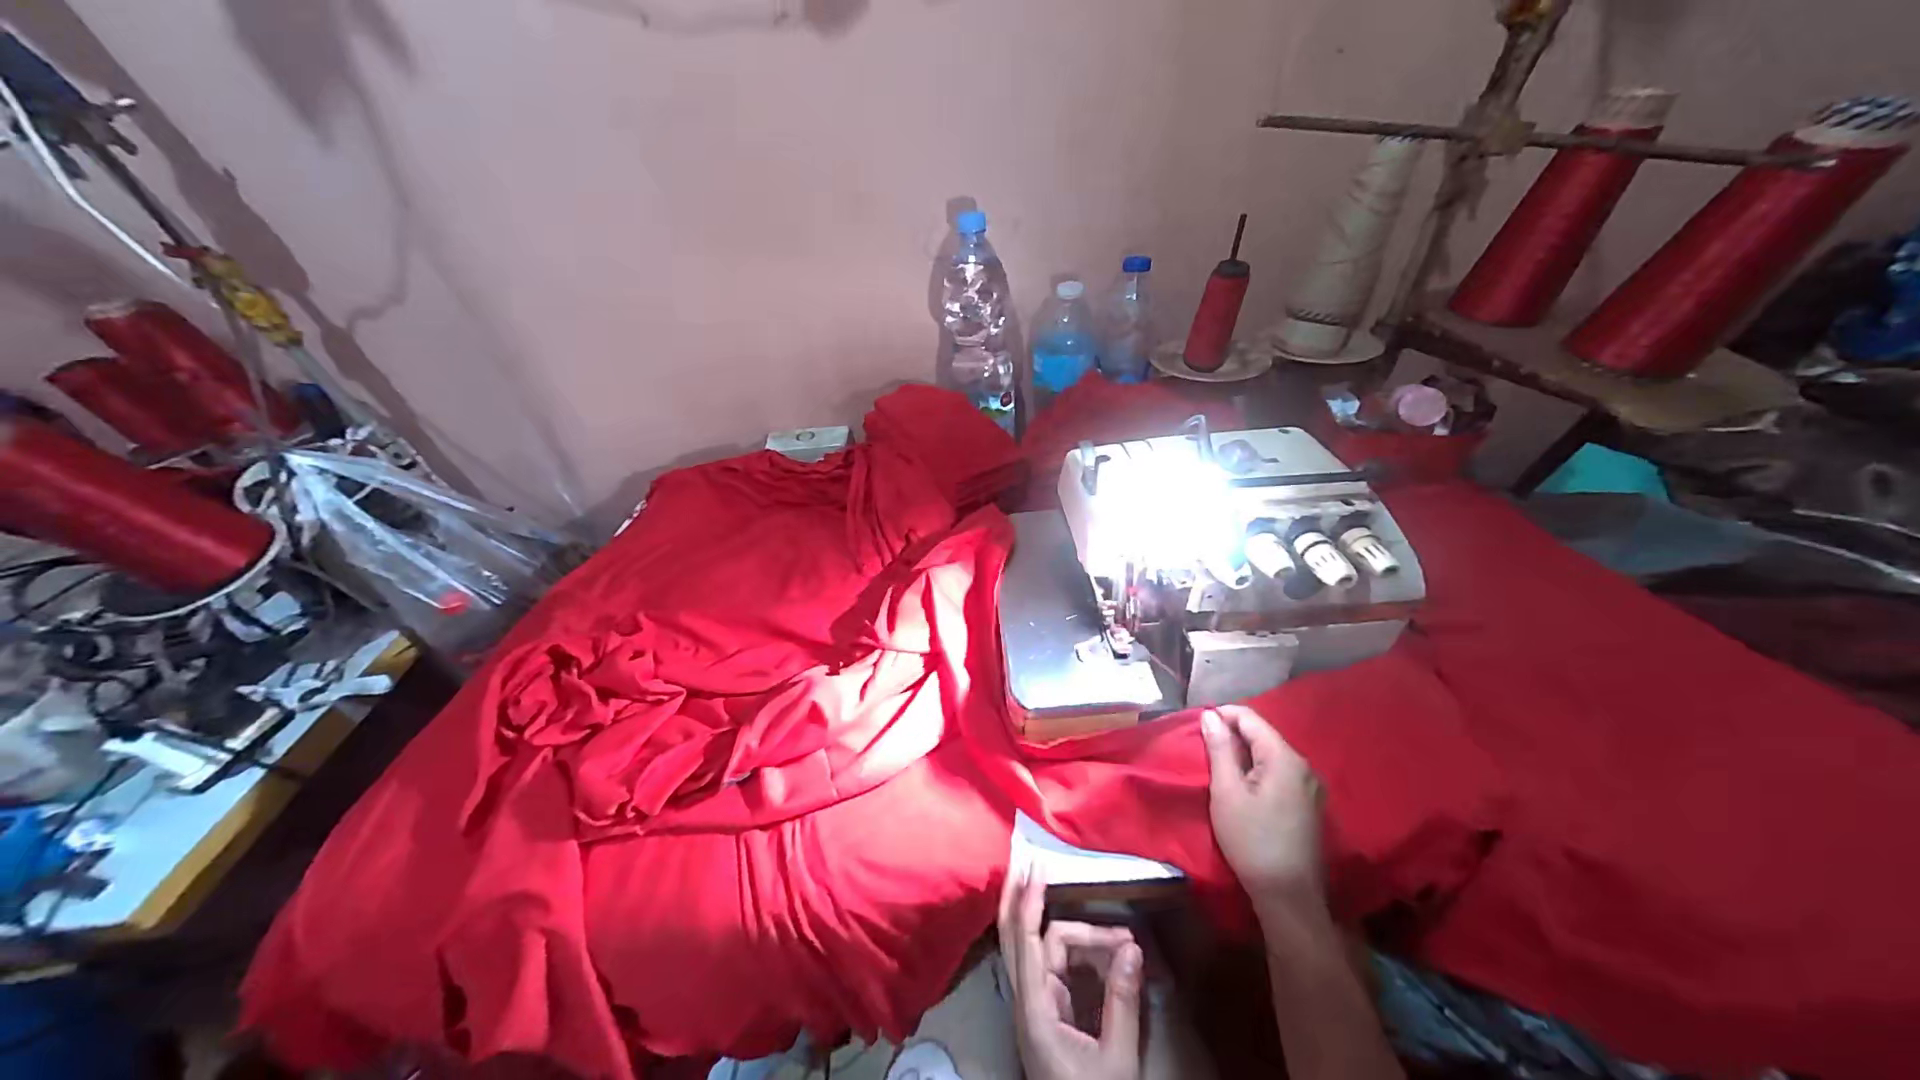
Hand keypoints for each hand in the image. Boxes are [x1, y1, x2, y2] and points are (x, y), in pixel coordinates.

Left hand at [997, 861, 1142, 1079]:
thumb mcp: (1117, 1059)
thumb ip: (1123, 1000)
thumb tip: (1133, 946)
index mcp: (1035, 1010)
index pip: (1027, 942)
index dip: (1030, 902)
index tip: (1036, 869)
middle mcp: (1026, 1002)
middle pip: (1015, 937)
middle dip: (1022, 899)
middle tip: (1031, 864)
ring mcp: (1034, 1008)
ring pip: (1040, 951)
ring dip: (1071, 932)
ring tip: (1120, 937)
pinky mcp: (1046, 1016)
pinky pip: (1052, 968)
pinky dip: (1070, 949)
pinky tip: (1095, 945)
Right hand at [1200, 706, 1326, 908]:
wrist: (1289, 895)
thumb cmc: (1252, 839)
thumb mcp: (1227, 792)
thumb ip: (1220, 749)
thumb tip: (1211, 715)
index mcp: (1284, 758)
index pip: (1251, 718)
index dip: (1222, 714)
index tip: (1197, 725)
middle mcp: (1304, 766)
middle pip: (1263, 735)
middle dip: (1233, 734)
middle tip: (1203, 747)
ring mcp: (1311, 787)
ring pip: (1272, 754)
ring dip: (1245, 753)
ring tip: (1219, 765)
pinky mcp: (1310, 805)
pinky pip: (1281, 773)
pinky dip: (1259, 770)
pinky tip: (1244, 786)